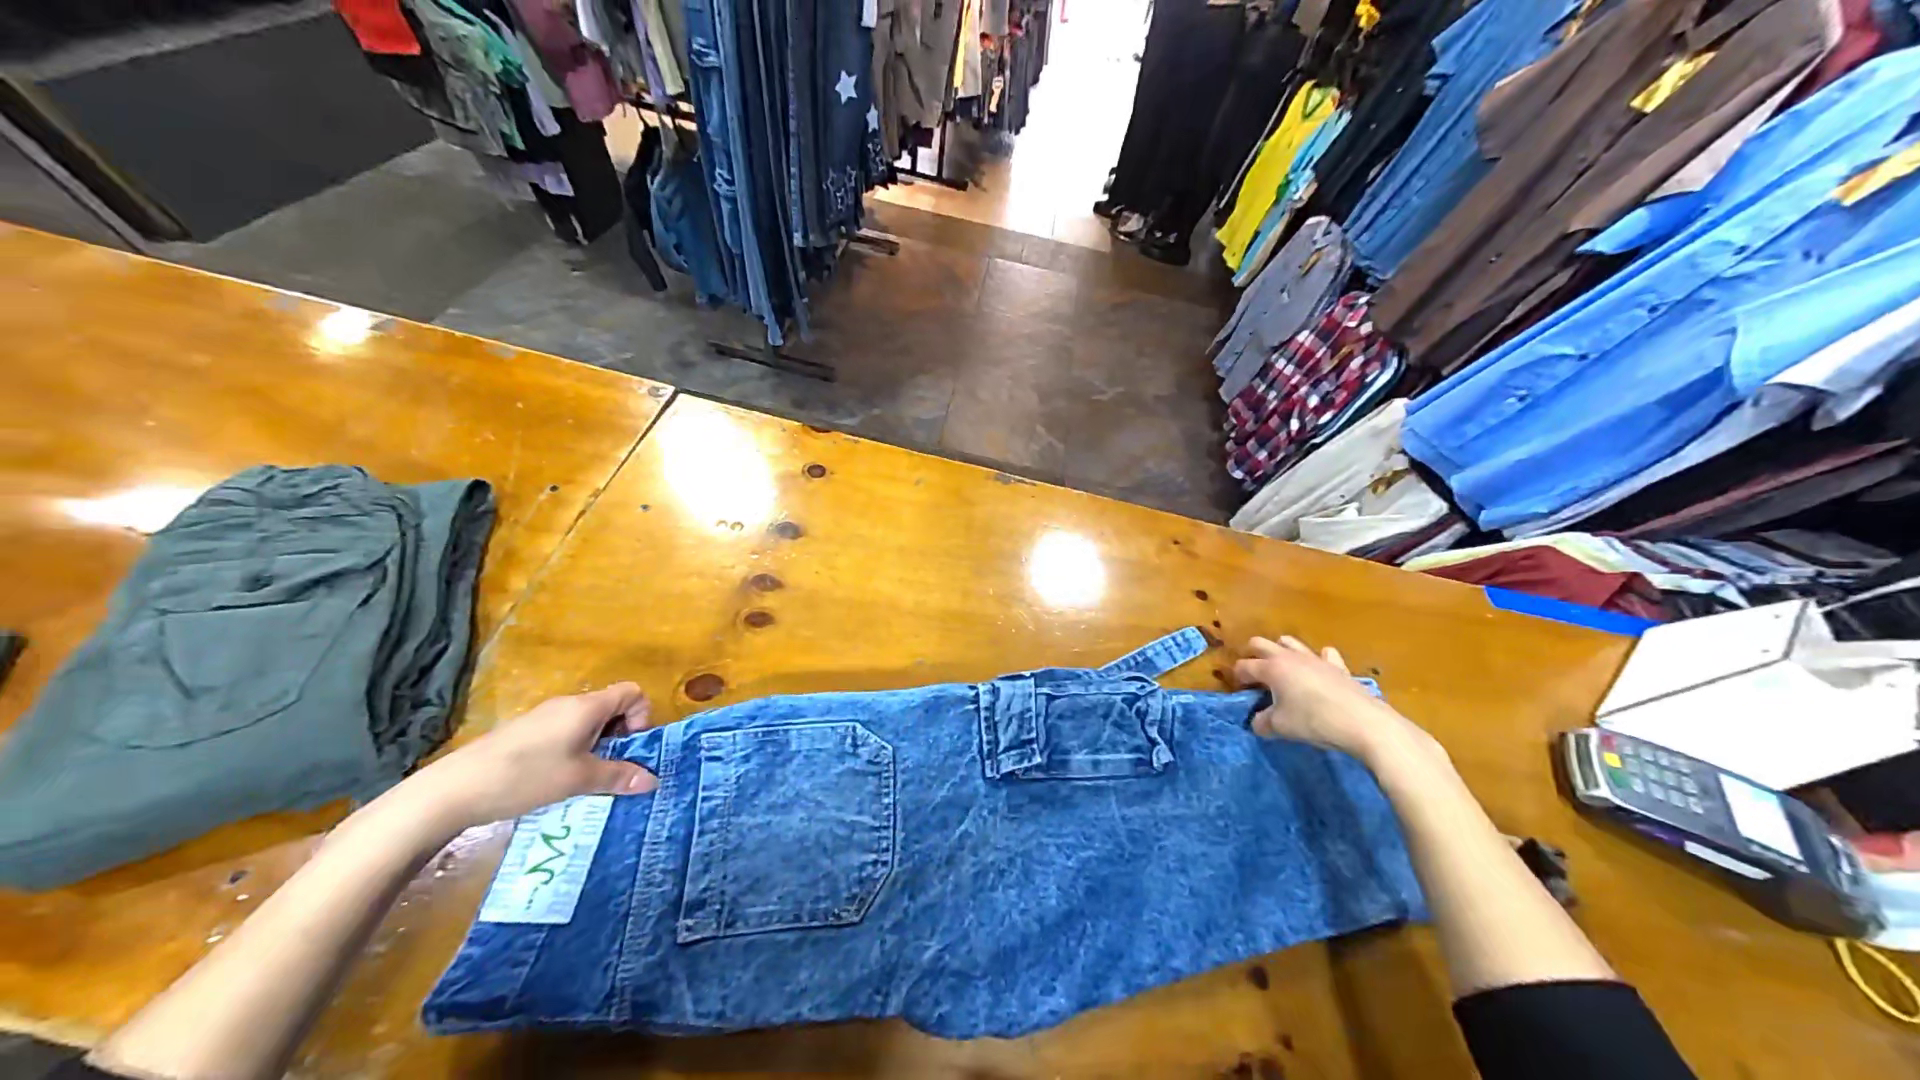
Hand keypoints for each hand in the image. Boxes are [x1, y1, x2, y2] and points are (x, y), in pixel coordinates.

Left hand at [399, 683, 660, 833]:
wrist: (453, 790)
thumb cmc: (526, 777)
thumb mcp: (578, 779)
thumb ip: (619, 777)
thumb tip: (653, 780)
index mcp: (586, 707)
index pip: (632, 692)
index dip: (641, 716)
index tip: (630, 748)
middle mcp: (568, 704)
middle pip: (611, 707)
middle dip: (620, 736)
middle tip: (612, 768)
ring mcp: (543, 717)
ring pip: (587, 722)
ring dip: (597, 746)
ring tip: (586, 778)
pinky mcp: (525, 733)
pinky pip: (565, 732)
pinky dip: (574, 750)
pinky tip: (557, 780)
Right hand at [1233, 636, 1435, 766]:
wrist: (1363, 722)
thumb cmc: (1314, 722)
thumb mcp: (1280, 727)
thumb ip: (1263, 722)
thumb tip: (1258, 722)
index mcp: (1271, 669)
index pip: (1244, 666)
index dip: (1238, 677)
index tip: (1240, 691)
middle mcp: (1289, 657)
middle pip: (1261, 644)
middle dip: (1252, 655)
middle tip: (1254, 676)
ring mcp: (1315, 659)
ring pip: (1290, 642)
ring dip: (1281, 651)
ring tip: (1282, 670)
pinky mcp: (1338, 666)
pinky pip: (1324, 655)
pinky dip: (1318, 660)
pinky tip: (1320, 672)